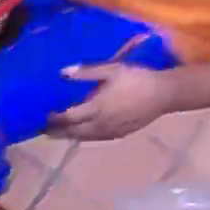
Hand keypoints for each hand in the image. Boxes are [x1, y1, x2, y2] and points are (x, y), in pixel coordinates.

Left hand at [55, 63, 178, 140]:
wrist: (167, 93)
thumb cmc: (137, 79)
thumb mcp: (112, 70)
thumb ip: (86, 73)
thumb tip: (62, 73)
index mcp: (96, 108)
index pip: (67, 118)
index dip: (53, 118)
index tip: (43, 115)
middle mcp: (100, 124)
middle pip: (72, 132)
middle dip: (56, 131)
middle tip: (42, 128)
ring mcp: (110, 132)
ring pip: (83, 138)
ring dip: (68, 136)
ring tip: (55, 132)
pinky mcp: (119, 135)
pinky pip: (95, 139)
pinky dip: (83, 136)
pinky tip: (78, 132)